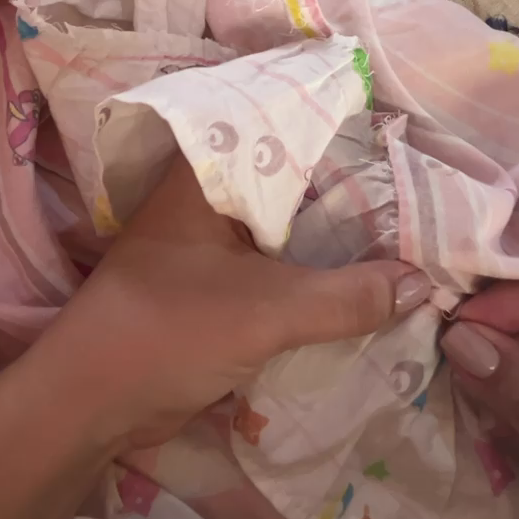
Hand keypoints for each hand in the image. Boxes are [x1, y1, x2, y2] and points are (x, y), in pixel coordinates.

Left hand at [0, 159, 428, 518]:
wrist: (93, 400)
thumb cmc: (169, 328)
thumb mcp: (268, 310)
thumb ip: (347, 296)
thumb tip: (425, 283)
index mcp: (205, 171)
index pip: (279, 123)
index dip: (333, 119)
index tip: (391, 117)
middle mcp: (206, 193)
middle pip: (288, 175)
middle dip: (344, 180)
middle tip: (413, 173)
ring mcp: (208, 237)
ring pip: (282, 220)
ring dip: (329, 227)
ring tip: (402, 217)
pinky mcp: (212, 279)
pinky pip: (274, 260)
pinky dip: (311, 264)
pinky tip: (358, 269)